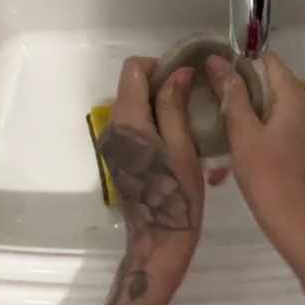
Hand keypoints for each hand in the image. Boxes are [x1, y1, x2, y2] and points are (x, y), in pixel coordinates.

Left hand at [97, 57, 204, 277]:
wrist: (159, 238)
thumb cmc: (177, 193)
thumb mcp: (182, 146)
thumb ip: (174, 105)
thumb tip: (178, 71)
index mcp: (127, 120)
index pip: (133, 69)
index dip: (159, 66)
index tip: (184, 79)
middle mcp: (112, 126)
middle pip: (131, 86)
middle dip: (160, 84)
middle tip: (192, 98)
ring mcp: (112, 142)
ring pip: (132, 105)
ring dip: (157, 103)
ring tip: (187, 117)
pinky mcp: (117, 155)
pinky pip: (133, 125)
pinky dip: (152, 121)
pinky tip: (176, 136)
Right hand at [205, 52, 304, 257]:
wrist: (292, 220)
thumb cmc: (266, 174)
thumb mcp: (242, 132)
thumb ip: (231, 94)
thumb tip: (217, 60)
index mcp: (294, 97)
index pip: (267, 60)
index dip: (240, 60)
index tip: (213, 70)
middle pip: (269, 81)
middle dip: (239, 86)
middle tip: (208, 94)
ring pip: (270, 103)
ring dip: (244, 108)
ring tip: (215, 118)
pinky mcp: (300, 142)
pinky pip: (275, 121)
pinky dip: (255, 125)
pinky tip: (232, 140)